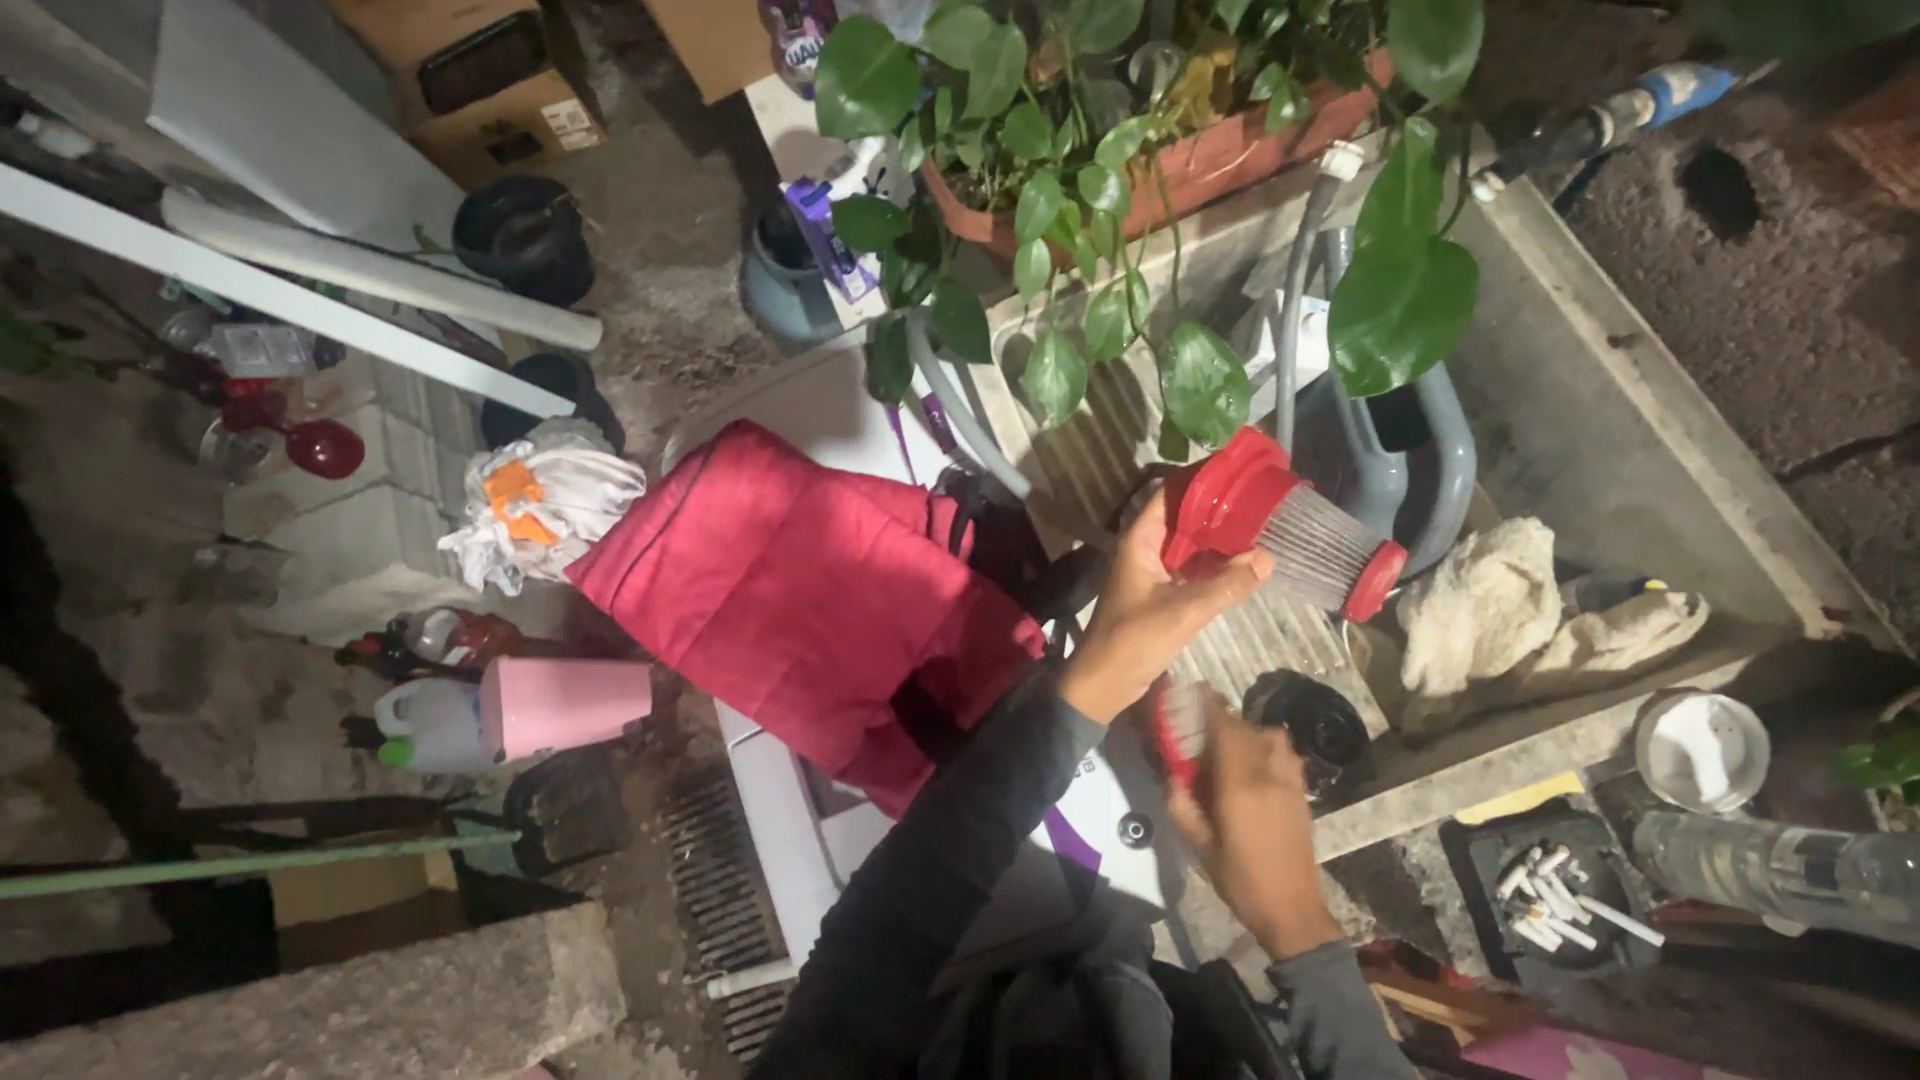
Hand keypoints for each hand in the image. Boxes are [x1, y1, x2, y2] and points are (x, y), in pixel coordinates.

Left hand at [1058, 490, 1271, 724]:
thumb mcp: (1183, 611)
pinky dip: (1214, 563)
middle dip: (1217, 508)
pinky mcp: (1161, 593)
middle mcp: (1145, 549)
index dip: (1199, 479)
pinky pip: (1190, 568)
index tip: (1235, 471)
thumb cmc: (1133, 640)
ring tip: (1259, 523)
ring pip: (1189, 544)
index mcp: (1139, 541)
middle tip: (1258, 498)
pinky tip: (1244, 561)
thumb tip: (1267, 557)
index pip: (1169, 494)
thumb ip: (1225, 585)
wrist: (1103, 683)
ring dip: (1218, 537)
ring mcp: (1153, 571)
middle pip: (1183, 517)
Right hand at [1167, 688, 1343, 959]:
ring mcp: (1290, 783)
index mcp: (1240, 787)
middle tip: (1202, 722)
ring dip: (1249, 731)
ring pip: (1271, 736)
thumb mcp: (1199, 846)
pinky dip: (1268, 745)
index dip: (1210, 707)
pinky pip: (1285, 753)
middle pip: (1247, 729)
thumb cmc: (1240, 880)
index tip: (1194, 692)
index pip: (1226, 731)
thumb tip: (1173, 775)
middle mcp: (1268, 776)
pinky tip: (1255, 763)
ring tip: (1230, 744)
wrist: (1292, 910)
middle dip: (1224, 718)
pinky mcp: (1302, 793)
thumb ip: (1182, 805)